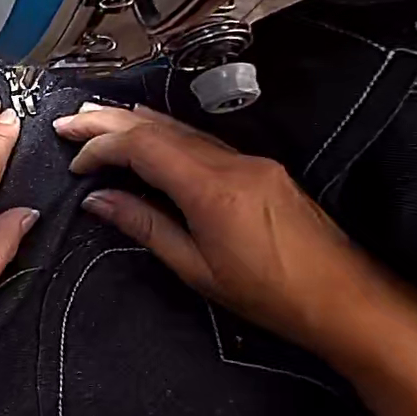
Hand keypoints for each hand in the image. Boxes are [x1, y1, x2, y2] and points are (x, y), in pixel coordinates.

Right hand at [52, 103, 384, 355]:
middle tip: (71, 121)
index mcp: (211, 188)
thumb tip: (100, 200)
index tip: (76, 161)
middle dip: (108, 121)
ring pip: (180, 128)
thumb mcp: (197, 269)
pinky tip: (150, 131)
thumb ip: (144, 225)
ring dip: (135, 122)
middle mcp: (230, 162)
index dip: (102, 147)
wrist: (345, 297)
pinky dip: (166, 133)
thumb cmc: (272, 295)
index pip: (142, 147)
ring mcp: (247, 160)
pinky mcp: (258, 167)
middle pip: (157, 128)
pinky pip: (201, 140)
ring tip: (98, 117)